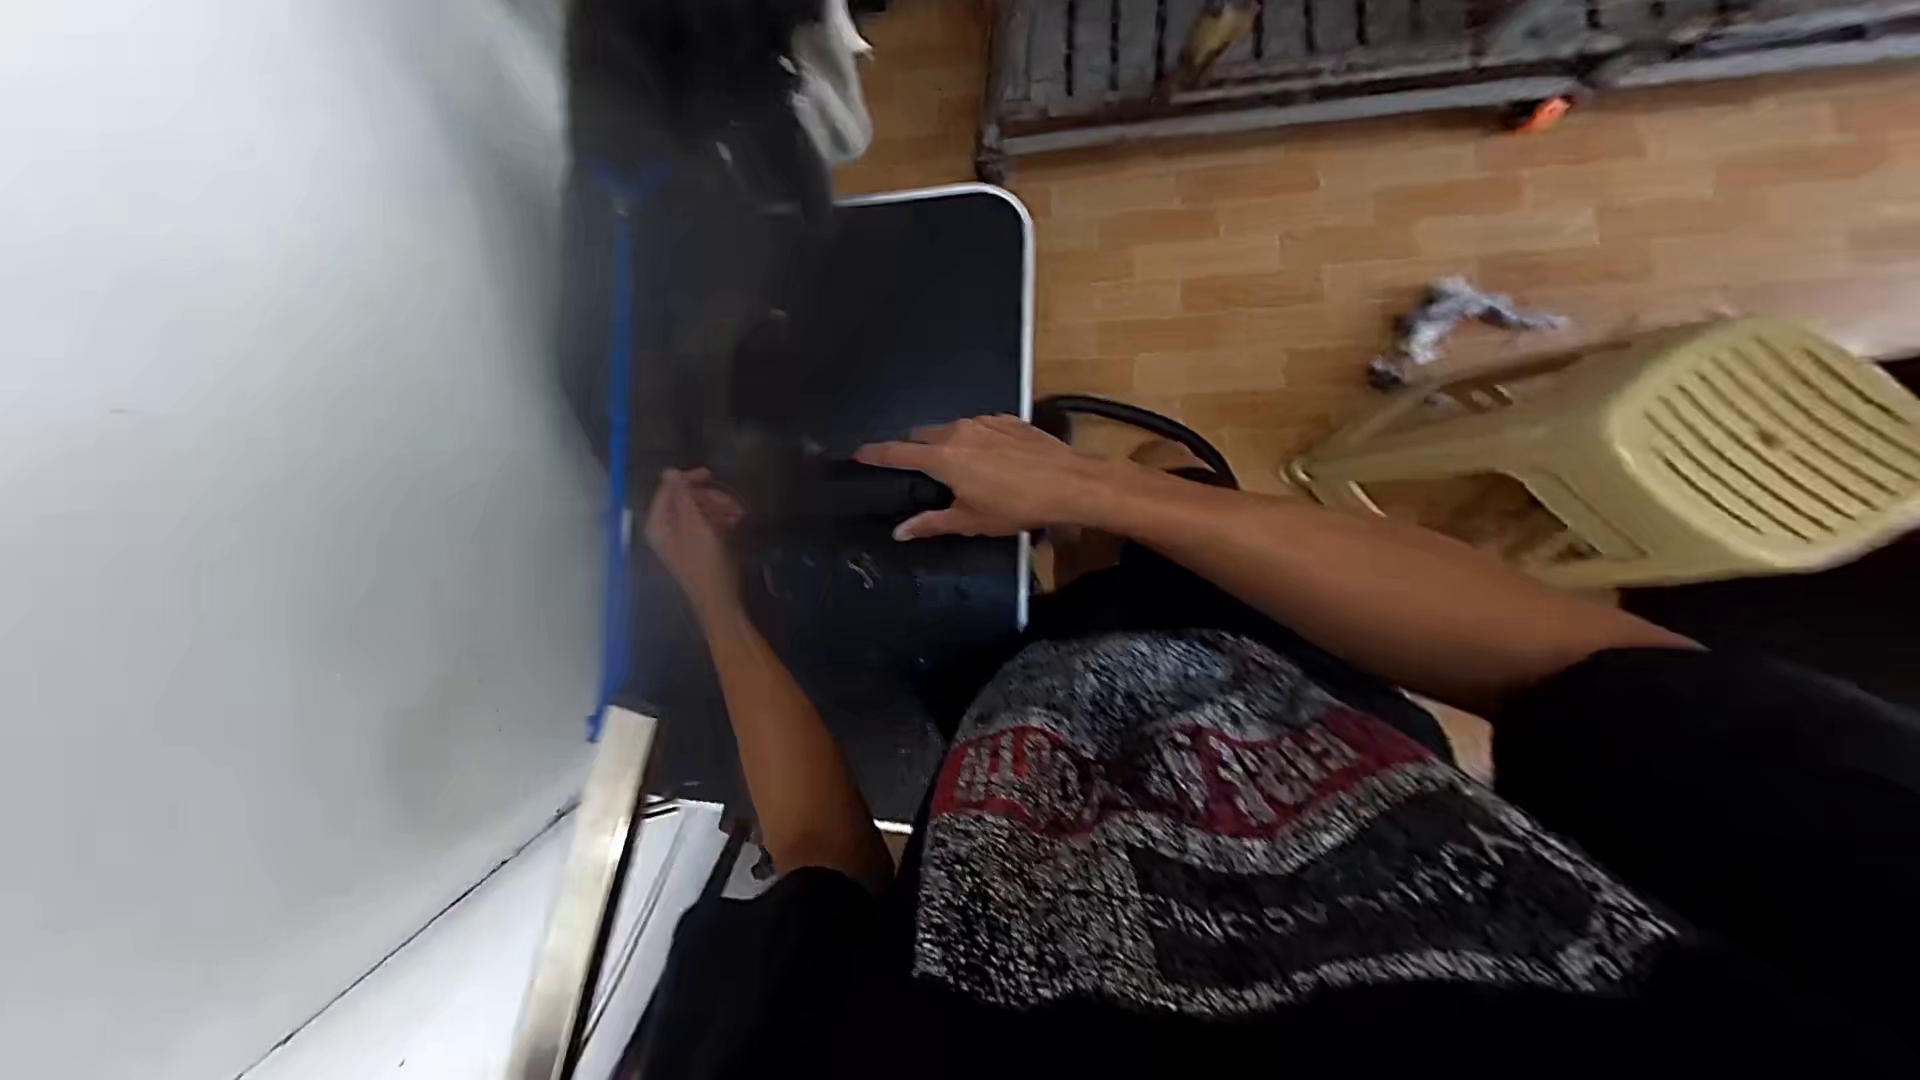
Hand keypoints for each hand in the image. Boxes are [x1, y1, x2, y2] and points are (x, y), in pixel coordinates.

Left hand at [643, 467, 745, 615]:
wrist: (721, 598)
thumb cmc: (707, 564)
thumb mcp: (696, 527)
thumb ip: (682, 498)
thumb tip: (670, 471)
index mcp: (659, 524)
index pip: (667, 489)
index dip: (688, 479)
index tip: (711, 474)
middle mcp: (667, 528)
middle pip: (686, 498)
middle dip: (711, 499)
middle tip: (733, 505)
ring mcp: (683, 536)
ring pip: (700, 509)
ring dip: (721, 509)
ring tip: (739, 516)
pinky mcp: (698, 544)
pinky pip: (707, 522)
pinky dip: (722, 520)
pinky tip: (736, 524)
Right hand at [853, 414, 1126, 540]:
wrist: (1070, 483)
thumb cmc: (1016, 506)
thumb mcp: (971, 520)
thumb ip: (931, 523)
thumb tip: (900, 531)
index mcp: (943, 456)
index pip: (897, 452)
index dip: (875, 454)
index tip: (859, 454)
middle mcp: (959, 430)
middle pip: (923, 434)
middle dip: (916, 449)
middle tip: (924, 473)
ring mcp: (985, 420)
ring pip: (952, 427)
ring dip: (947, 443)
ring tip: (964, 469)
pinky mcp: (1008, 419)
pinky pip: (980, 426)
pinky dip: (975, 439)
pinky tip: (993, 460)